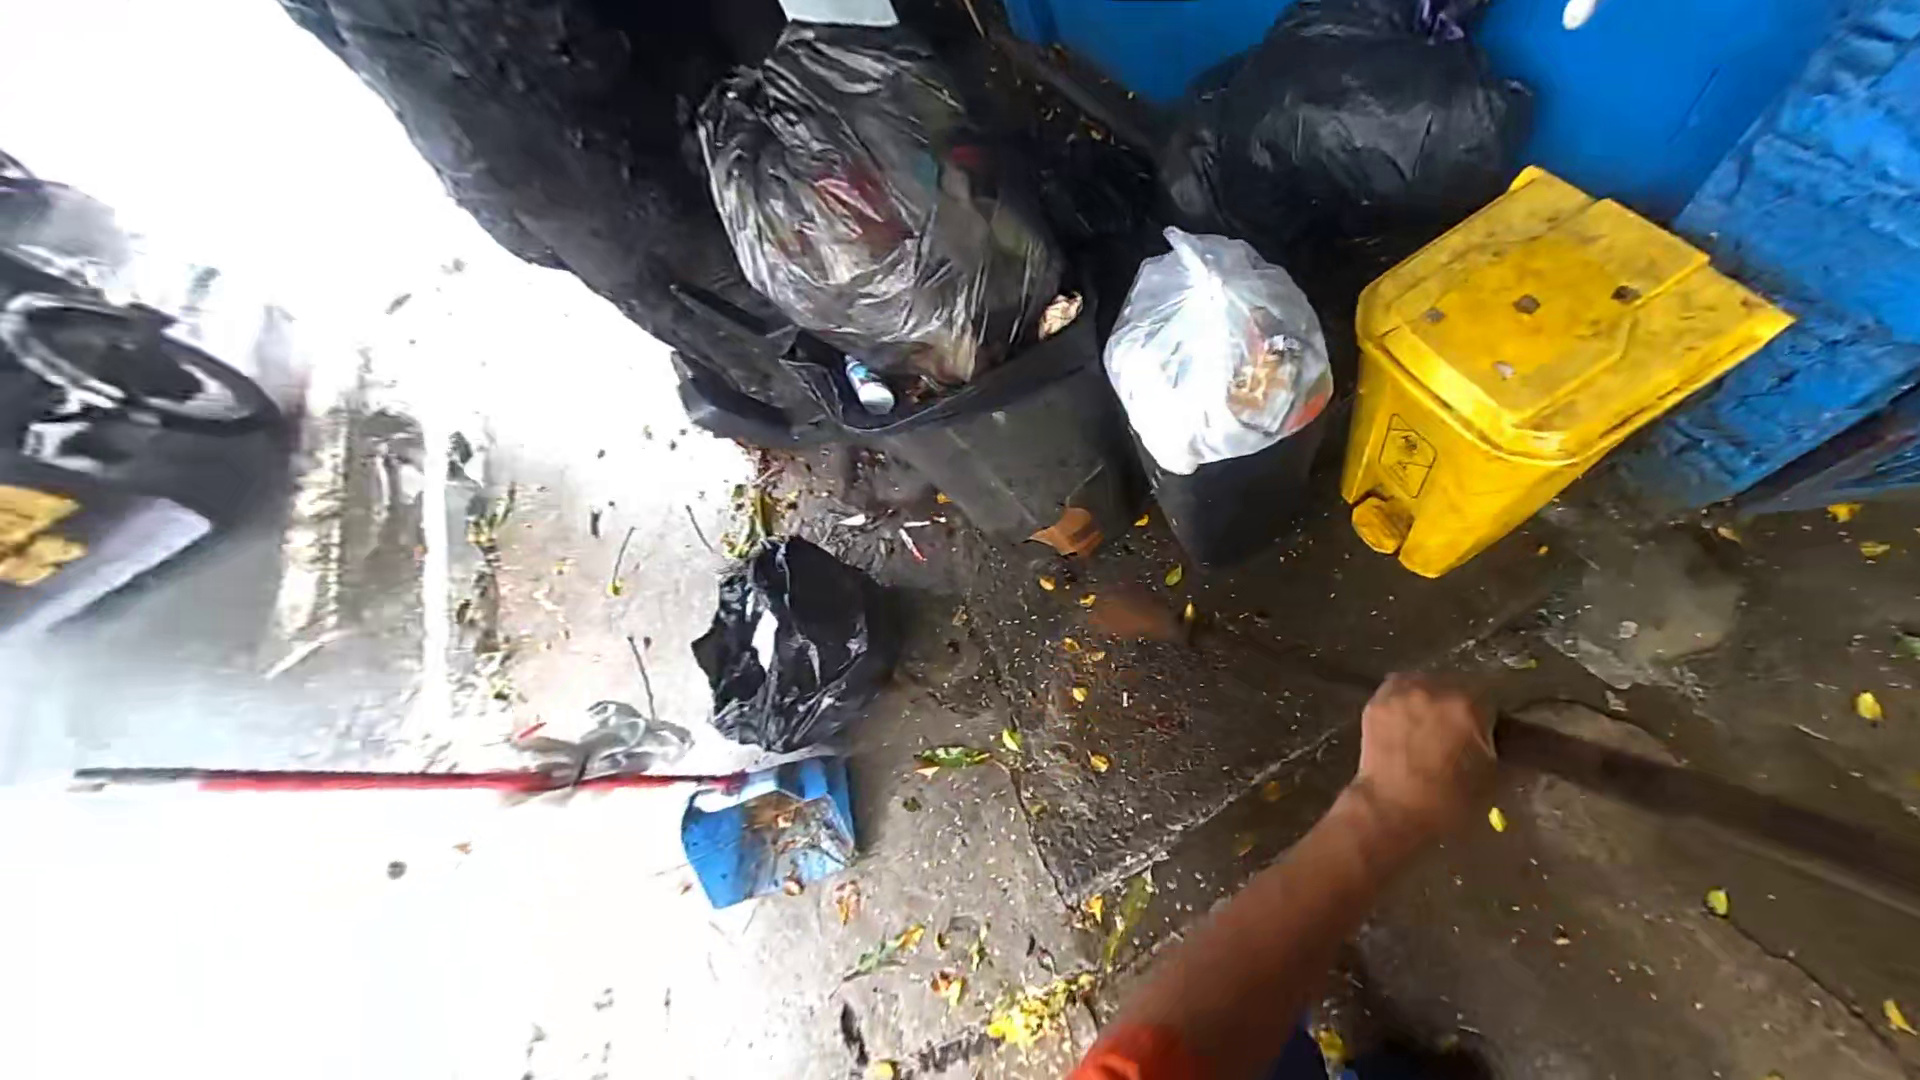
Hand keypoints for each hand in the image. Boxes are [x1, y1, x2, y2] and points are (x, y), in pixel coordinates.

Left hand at [1348, 673, 1495, 842]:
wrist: (1394, 806)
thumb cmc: (1452, 798)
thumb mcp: (1496, 774)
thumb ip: (1505, 746)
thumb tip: (1512, 738)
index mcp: (1468, 703)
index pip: (1492, 693)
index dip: (1494, 711)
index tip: (1494, 726)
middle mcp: (1430, 688)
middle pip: (1454, 683)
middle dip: (1461, 701)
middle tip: (1462, 727)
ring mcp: (1397, 693)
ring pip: (1423, 682)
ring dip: (1431, 696)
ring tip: (1433, 722)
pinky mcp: (1374, 702)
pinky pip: (1396, 691)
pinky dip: (1406, 701)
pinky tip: (1409, 720)